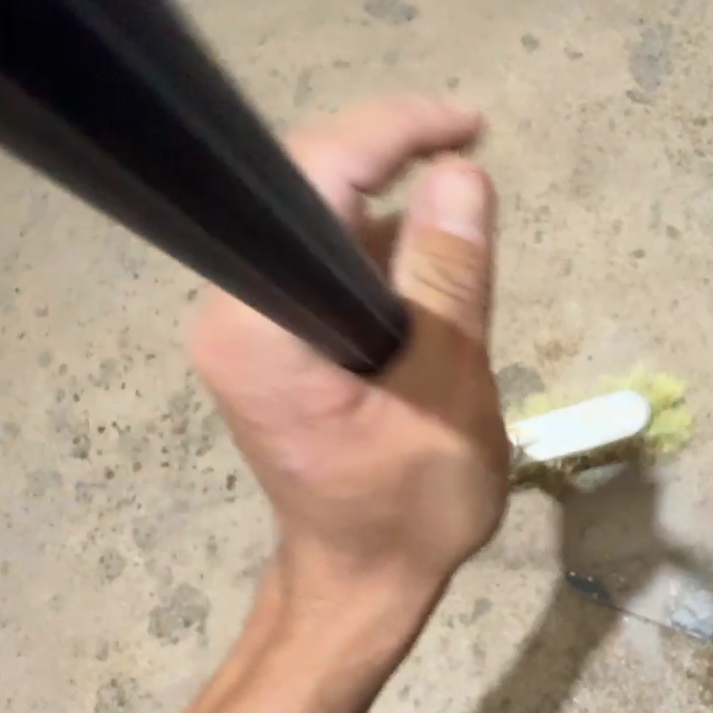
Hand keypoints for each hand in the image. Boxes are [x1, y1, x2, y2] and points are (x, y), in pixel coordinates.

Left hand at [188, 97, 509, 625]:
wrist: (363, 586)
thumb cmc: (408, 513)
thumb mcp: (448, 397)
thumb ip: (450, 284)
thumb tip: (461, 174)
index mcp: (261, 322)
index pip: (315, 180)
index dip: (392, 133)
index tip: (469, 126)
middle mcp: (236, 307)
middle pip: (318, 199)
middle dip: (404, 197)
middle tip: (476, 229)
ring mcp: (251, 323)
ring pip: (333, 235)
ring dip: (404, 246)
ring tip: (455, 315)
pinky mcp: (275, 339)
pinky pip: (335, 272)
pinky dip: (391, 277)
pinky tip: (428, 326)